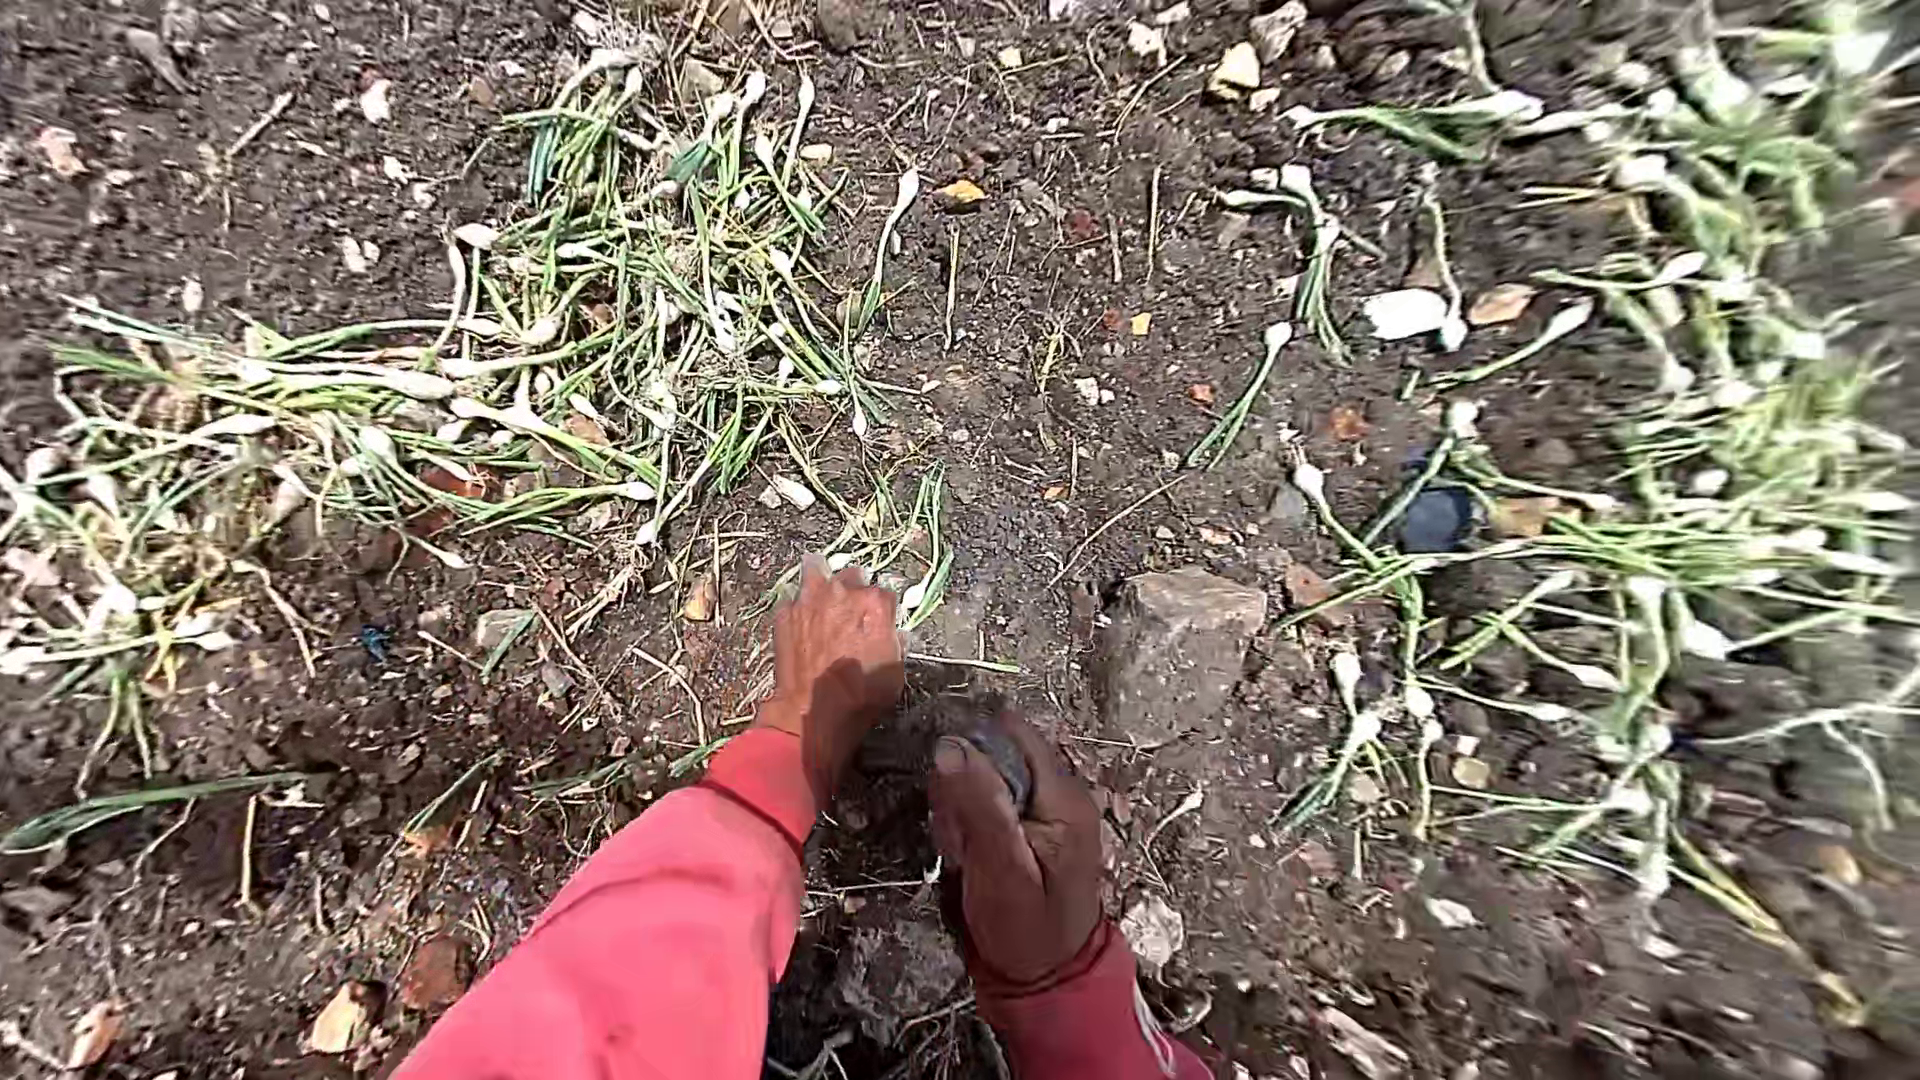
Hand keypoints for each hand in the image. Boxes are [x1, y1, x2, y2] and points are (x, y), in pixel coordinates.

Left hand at [756, 554, 905, 808]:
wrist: (817, 710)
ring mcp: (811, 600)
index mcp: (875, 602)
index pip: (884, 591)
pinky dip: (799, 607)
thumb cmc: (860, 694)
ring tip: (823, 593)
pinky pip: (793, 600)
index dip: (882, 606)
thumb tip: (892, 633)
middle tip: (851, 608)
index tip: (879, 617)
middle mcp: (843, 592)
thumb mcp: (894, 669)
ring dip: (822, 581)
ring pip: (816, 570)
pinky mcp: (786, 613)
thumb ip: (893, 640)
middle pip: (851, 576)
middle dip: (853, 588)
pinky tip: (802, 620)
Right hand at [929, 709, 1102, 986]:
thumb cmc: (1025, 931)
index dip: (975, 754)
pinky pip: (992, 798)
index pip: (1012, 734)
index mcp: (1063, 795)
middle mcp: (1062, 789)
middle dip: (967, 786)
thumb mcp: (999, 870)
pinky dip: (972, 820)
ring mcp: (1049, 804)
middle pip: (998, 753)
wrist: (1046, 982)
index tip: (956, 796)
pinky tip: (971, 852)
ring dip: (964, 806)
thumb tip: (949, 745)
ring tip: (965, 850)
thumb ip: (977, 805)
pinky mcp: (1034, 819)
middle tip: (960, 836)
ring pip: (989, 775)